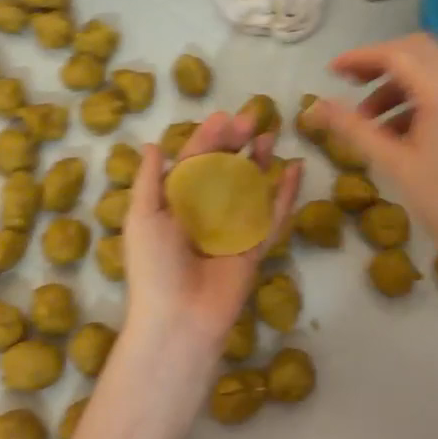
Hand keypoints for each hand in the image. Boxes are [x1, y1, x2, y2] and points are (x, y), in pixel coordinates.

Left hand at [122, 112, 301, 362]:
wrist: (179, 320)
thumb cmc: (154, 266)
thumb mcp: (142, 217)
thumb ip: (149, 180)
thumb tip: (152, 143)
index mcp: (175, 204)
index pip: (194, 162)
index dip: (207, 139)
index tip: (224, 117)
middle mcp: (204, 213)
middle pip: (224, 170)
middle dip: (236, 144)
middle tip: (251, 120)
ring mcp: (232, 230)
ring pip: (250, 188)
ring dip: (259, 162)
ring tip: (269, 137)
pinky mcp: (255, 248)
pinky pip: (273, 216)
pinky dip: (286, 194)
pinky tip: (295, 169)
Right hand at [311, 33, 437, 275]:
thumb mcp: (394, 164)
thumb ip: (354, 129)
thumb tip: (315, 107)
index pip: (395, 54)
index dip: (359, 57)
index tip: (331, 71)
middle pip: (418, 50)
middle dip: (381, 61)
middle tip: (351, 83)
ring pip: (433, 69)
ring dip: (398, 83)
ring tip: (369, 120)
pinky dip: (418, 98)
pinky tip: (398, 133)